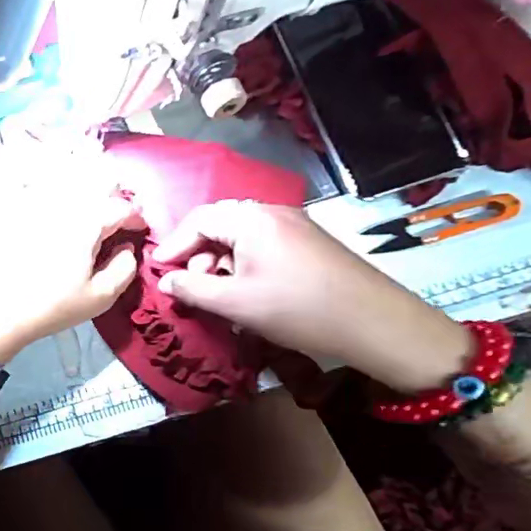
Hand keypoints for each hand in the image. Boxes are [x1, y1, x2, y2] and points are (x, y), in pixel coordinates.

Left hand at [0, 148, 144, 363]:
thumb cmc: (53, 306)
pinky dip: (61, 204)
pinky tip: (67, 231)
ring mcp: (39, 205)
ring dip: (89, 201)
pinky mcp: (19, 213)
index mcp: (88, 222)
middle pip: (98, 188)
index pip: (123, 208)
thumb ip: (125, 268)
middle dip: (113, 203)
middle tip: (117, 226)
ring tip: (91, 225)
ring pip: (73, 189)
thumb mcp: (101, 296)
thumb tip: (127, 248)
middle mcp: (65, 205)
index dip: (137, 219)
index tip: (139, 232)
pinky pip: (45, 196)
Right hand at [152, 200, 470, 392]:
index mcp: (251, 217)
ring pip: (245, 236)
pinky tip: (250, 291)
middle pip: (222, 224)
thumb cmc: (295, 308)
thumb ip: (193, 288)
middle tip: (193, 286)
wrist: (370, 319)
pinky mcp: (311, 242)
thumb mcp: (235, 302)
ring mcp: (296, 224)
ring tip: (221, 294)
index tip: (160, 270)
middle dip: (200, 253)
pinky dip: (248, 264)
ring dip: (224, 261)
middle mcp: (273, 211)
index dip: (175, 244)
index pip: (199, 218)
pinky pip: (266, 244)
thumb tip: (166, 279)